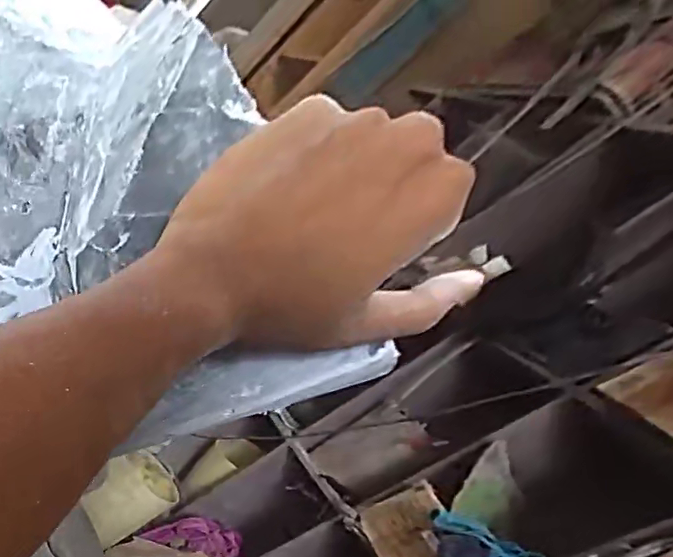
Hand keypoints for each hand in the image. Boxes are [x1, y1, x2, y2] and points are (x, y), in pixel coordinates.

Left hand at [154, 95, 482, 349]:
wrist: (200, 282)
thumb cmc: (280, 309)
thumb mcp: (356, 325)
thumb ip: (426, 306)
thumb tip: (473, 282)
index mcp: (440, 189)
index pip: (436, 201)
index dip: (393, 232)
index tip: (349, 257)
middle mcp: (413, 139)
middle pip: (403, 164)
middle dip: (372, 193)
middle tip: (313, 237)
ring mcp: (354, 120)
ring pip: (359, 143)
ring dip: (335, 170)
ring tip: (285, 216)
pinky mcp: (300, 115)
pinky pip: (314, 130)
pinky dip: (298, 154)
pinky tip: (266, 191)